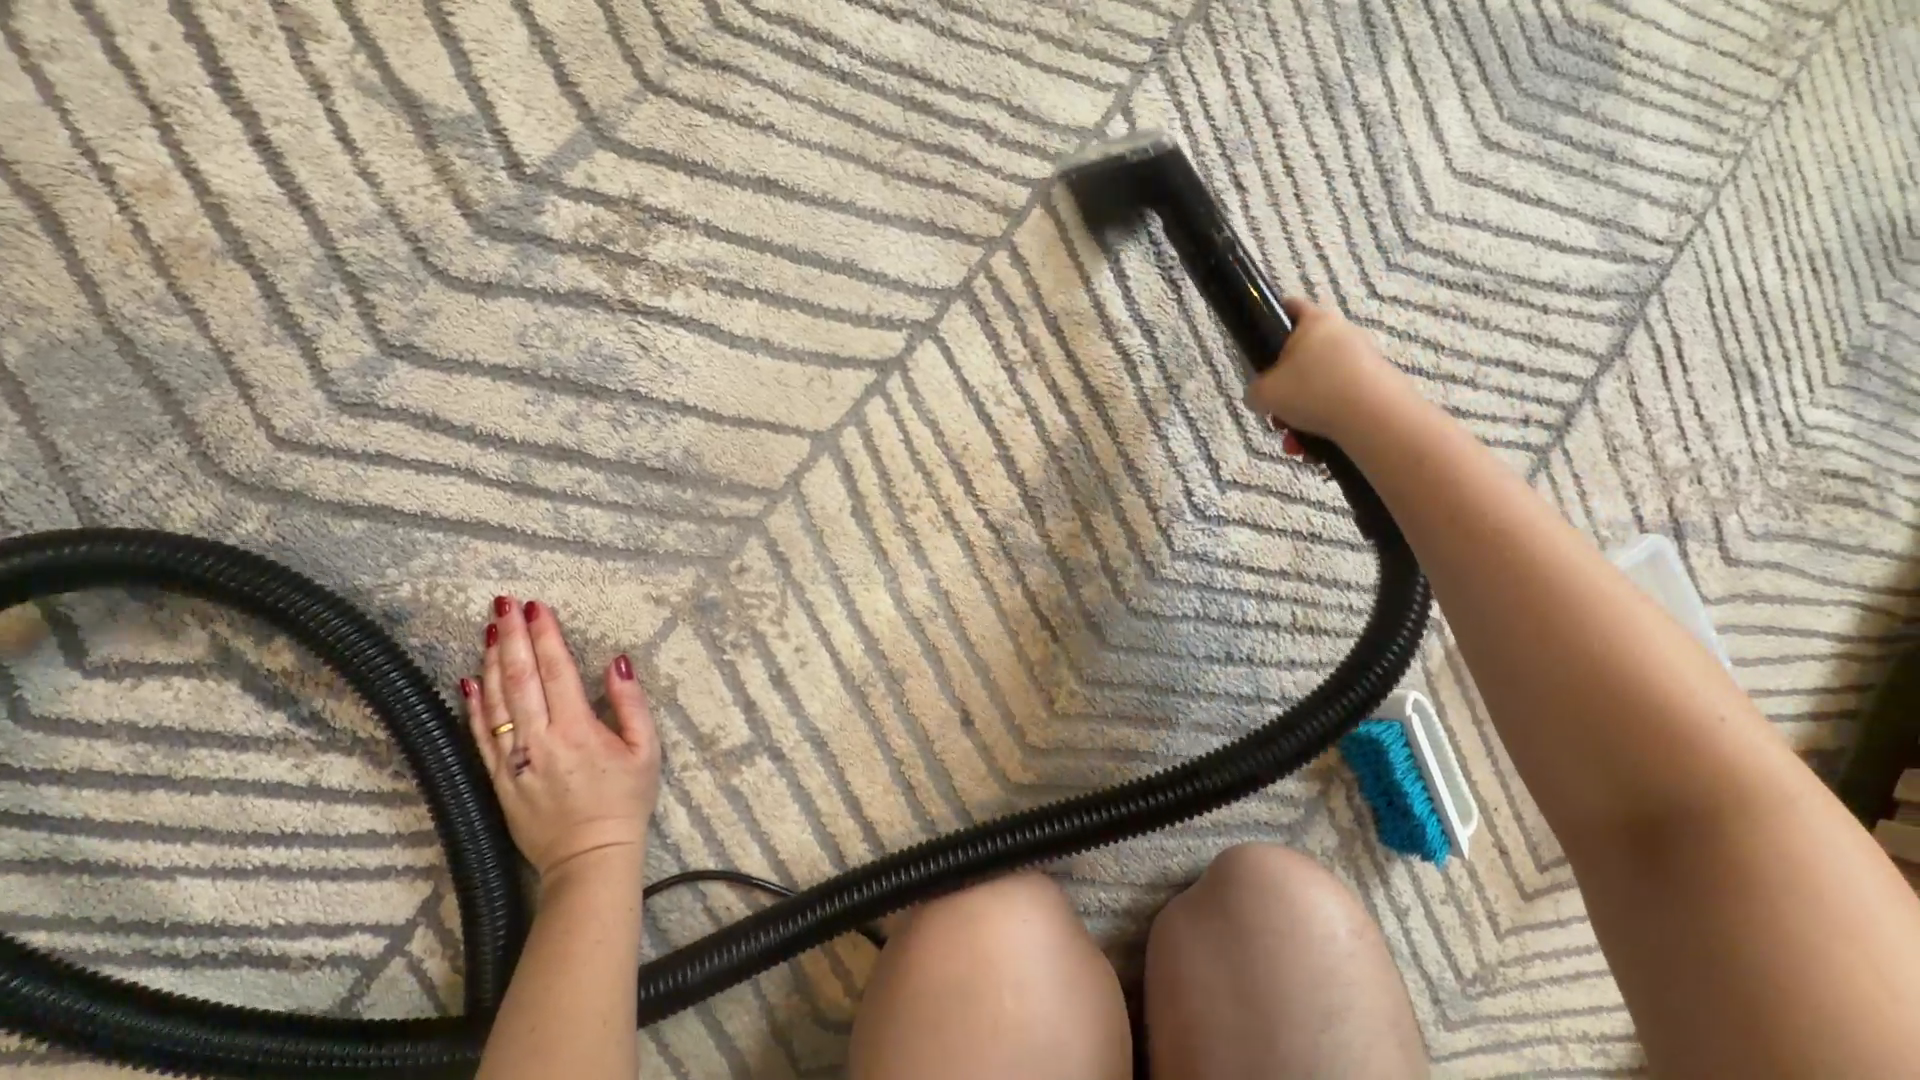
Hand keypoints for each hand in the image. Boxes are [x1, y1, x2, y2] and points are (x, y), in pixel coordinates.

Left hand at [460, 596, 659, 889]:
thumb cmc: (625, 801)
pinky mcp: (498, 779)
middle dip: (511, 636)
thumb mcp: (646, 751)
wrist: (590, 856)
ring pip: (495, 701)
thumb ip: (631, 704)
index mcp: (577, 729)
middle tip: (504, 604)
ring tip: (489, 630)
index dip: (545, 635)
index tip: (537, 606)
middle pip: (519, 677)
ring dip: (490, 661)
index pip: (556, 670)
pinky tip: (468, 680)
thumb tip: (616, 662)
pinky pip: (480, 735)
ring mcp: (513, 759)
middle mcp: (539, 739)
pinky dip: (473, 705)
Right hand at [1247, 297, 1408, 441]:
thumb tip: (1260, 396)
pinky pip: (1340, 403)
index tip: (1261, 343)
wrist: (1374, 417)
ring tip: (1295, 445)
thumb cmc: (1312, 392)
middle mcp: (1342, 333)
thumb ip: (1255, 391)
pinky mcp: (1378, 385)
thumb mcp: (1265, 393)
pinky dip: (1325, 426)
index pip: (1290, 307)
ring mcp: (1363, 359)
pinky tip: (1315, 451)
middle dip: (1285, 393)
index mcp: (1315, 322)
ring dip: (1301, 418)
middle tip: (1276, 417)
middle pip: (1302, 359)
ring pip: (1320, 387)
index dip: (1271, 320)